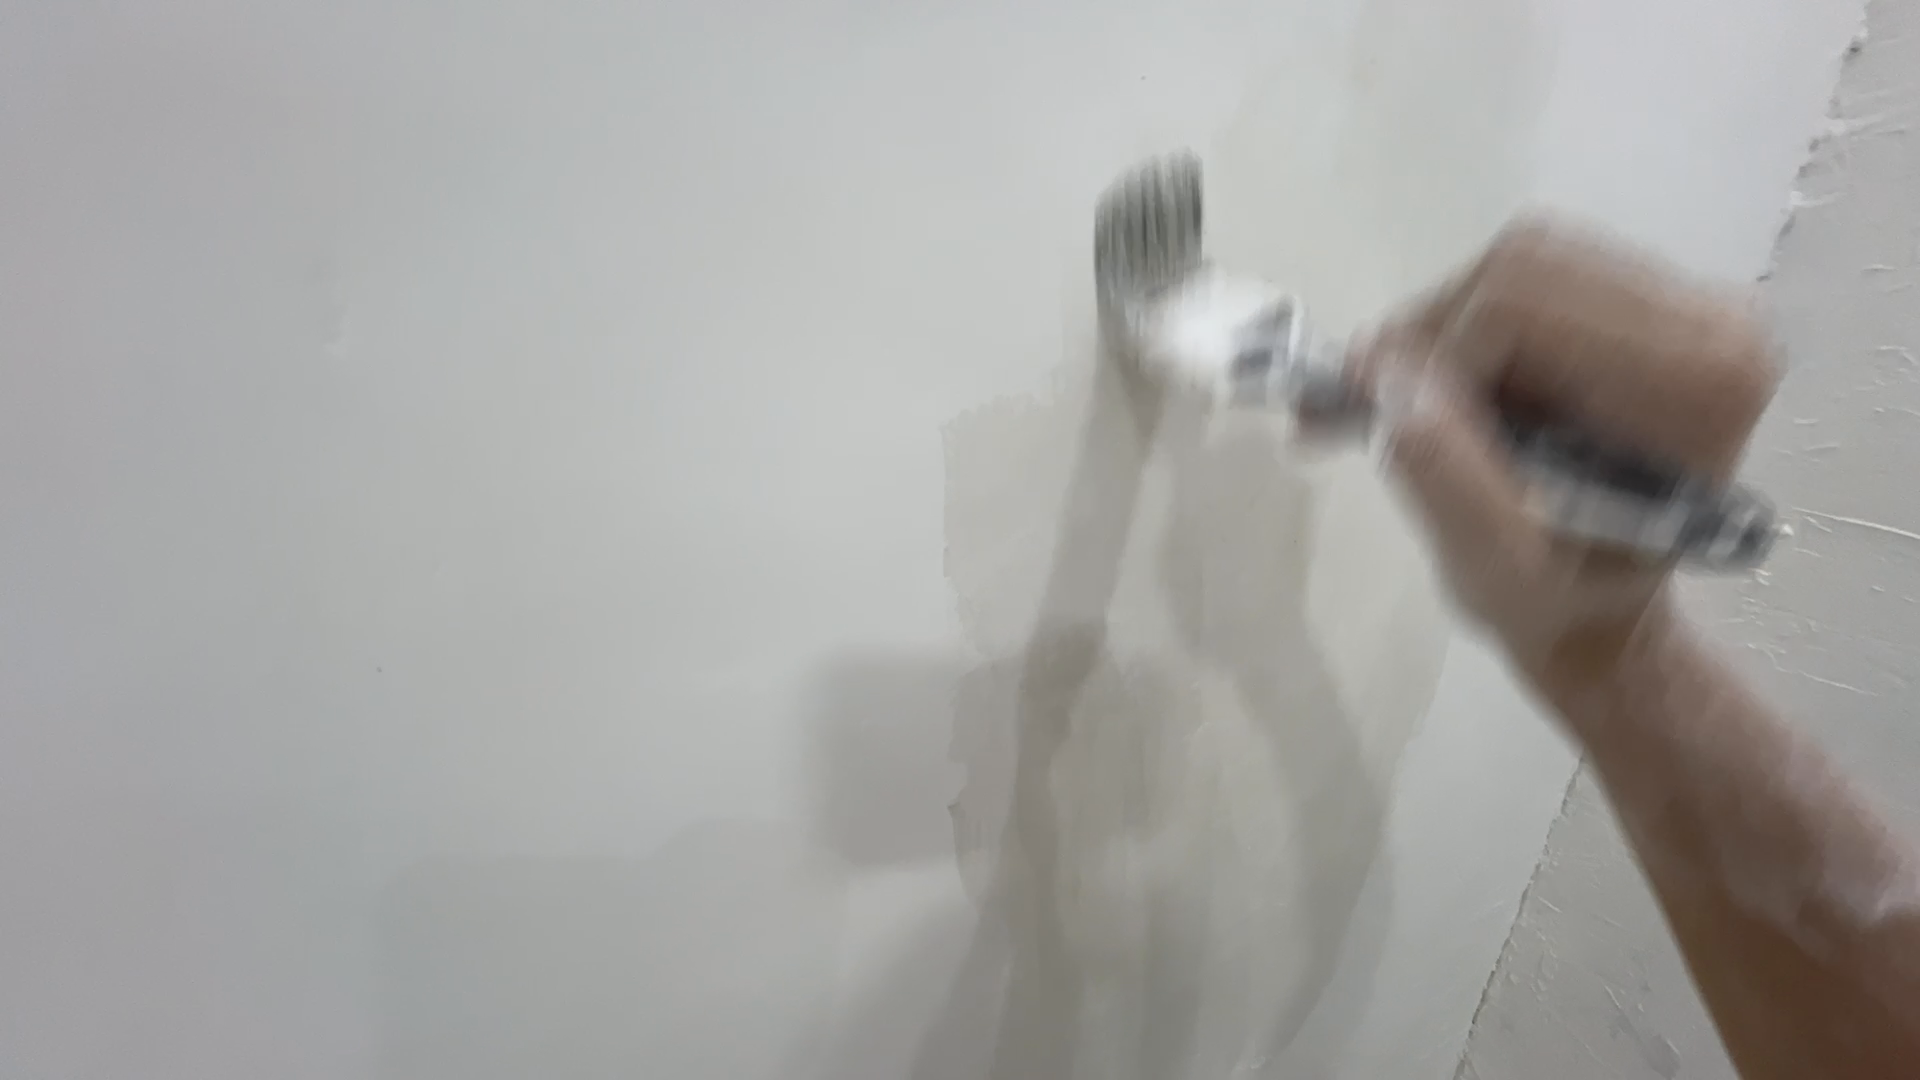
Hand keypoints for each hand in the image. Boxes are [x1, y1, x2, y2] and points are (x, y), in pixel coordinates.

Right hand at [1353, 216, 1779, 677]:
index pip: (1518, 306)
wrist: (1593, 599)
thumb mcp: (1489, 562)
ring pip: (1514, 260)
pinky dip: (1454, 330)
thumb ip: (1443, 472)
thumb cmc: (1551, 596)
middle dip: (1426, 337)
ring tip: (1399, 402)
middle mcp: (1709, 320)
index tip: (1391, 427)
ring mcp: (1678, 305)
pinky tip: (1436, 387)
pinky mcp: (1638, 308)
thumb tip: (1380, 377)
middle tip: (1374, 407)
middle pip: (1520, 264)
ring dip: (1435, 333)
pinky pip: (1521, 279)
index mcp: (1692, 382)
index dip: (1431, 360)